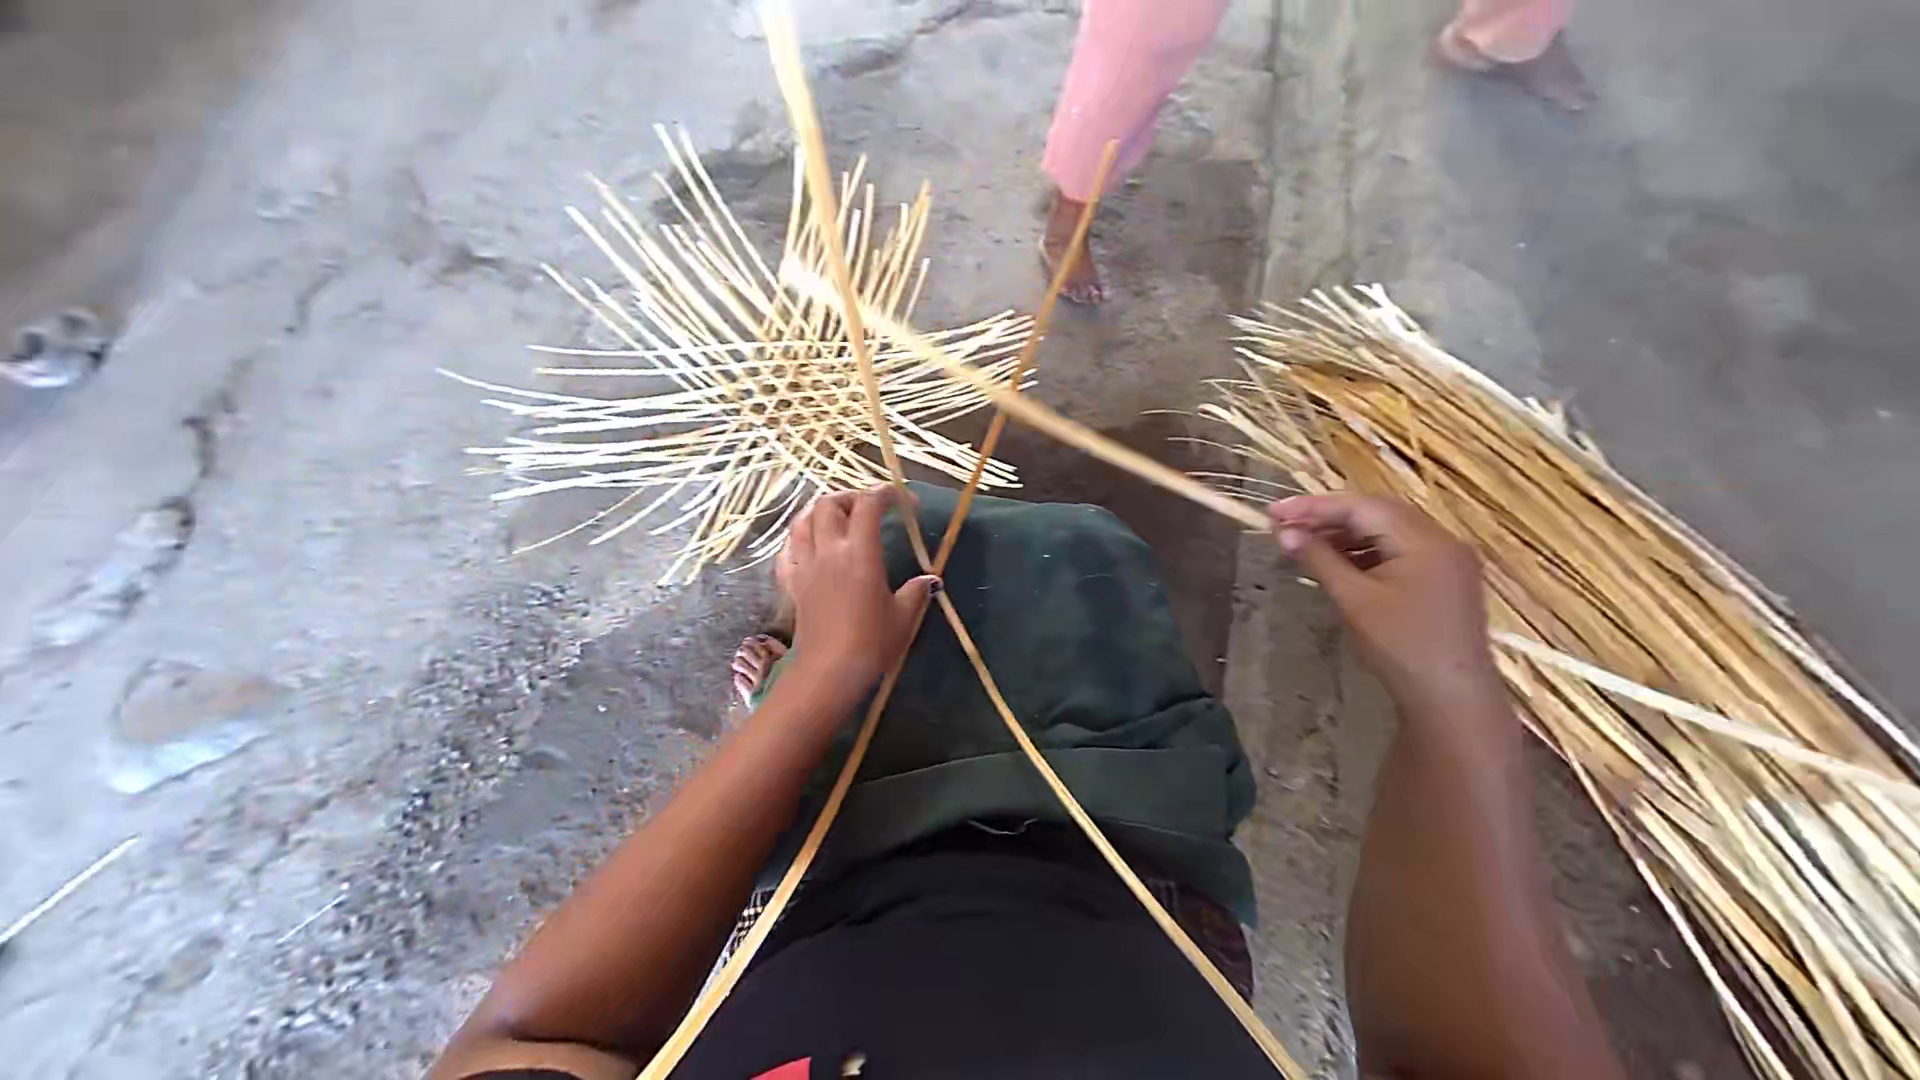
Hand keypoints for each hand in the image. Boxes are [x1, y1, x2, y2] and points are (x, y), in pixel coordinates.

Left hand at [775, 485, 939, 705]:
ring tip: (839, 518)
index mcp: (860, 552)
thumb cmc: (871, 643)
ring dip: (821, 511)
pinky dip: (800, 539)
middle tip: (870, 508)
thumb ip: (916, 591)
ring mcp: (806, 566)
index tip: (906, 503)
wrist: (828, 672)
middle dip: (851, 496)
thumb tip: (929, 580)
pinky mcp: (793, 584)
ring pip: (803, 521)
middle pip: (829, 503)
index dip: (888, 494)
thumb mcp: (904, 616)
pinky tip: (811, 547)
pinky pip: (789, 550)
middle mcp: (829, 550)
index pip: (869, 504)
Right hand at [1268, 494, 1498, 706]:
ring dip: (1344, 532)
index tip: (1273, 511)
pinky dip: (1363, 549)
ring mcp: (1446, 559)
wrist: (1451, 697)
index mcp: (1424, 540)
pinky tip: (1335, 559)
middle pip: (1376, 512)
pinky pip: (1397, 549)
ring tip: (1303, 540)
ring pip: (1386, 530)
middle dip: (1327, 515)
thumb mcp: (1353, 599)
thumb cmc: (1401, 646)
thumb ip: (1319, 559)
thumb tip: (1284, 532)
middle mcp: (1441, 540)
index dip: (1313, 506)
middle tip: (1284, 522)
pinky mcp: (1442, 578)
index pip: (1361, 507)